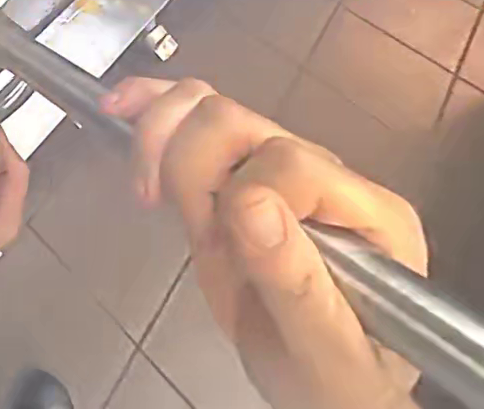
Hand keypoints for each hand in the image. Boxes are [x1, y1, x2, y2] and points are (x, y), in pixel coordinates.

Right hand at [102, 77, 427, 408]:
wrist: (307, 380)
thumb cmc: (329, 379)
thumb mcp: (325, 354)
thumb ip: (295, 280)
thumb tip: (248, 201)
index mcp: (366, 210)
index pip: (287, 161)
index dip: (240, 196)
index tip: (224, 251)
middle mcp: (322, 169)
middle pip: (232, 119)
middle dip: (188, 168)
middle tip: (190, 230)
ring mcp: (271, 156)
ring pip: (201, 102)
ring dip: (157, 137)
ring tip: (147, 188)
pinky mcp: (228, 157)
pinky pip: (184, 107)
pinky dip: (145, 102)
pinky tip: (117, 108)